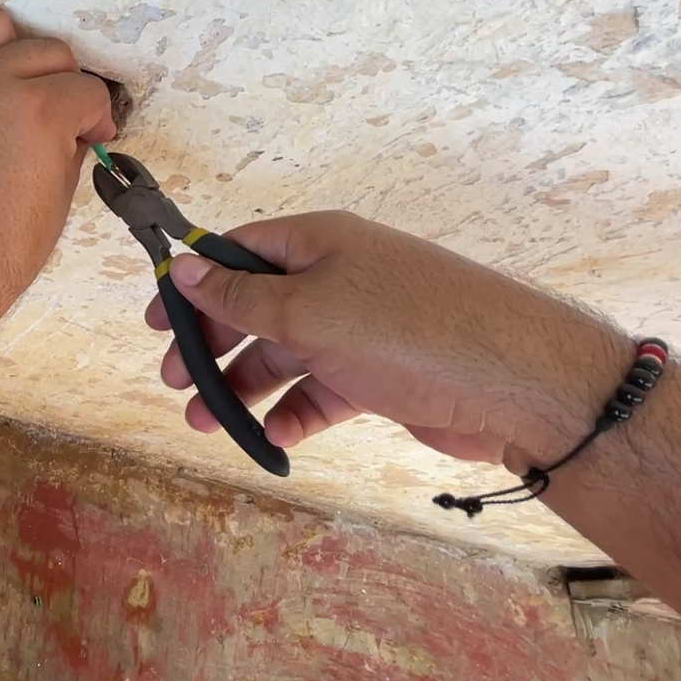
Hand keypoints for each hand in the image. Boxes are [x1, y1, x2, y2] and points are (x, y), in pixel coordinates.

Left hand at [0, 5, 115, 347]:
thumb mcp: (56, 203)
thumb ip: (68, 148)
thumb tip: (73, 128)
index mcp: (37, 111)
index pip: (88, 91)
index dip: (98, 118)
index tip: (94, 136)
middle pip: (47, 50)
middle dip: (63, 85)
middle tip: (57, 119)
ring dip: (10, 51)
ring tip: (8, 87)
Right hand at [147, 211, 634, 467]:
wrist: (522, 385)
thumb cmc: (400, 327)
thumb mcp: (304, 308)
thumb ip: (237, 293)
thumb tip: (181, 264)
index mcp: (314, 244)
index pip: (235, 254)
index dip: (192, 285)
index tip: (157, 321)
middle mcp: (332, 278)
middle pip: (252, 308)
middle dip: (211, 345)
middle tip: (175, 380)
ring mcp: (355, 327)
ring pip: (281, 354)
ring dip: (243, 386)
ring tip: (208, 422)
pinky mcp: (376, 373)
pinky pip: (319, 388)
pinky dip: (292, 410)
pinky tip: (270, 436)